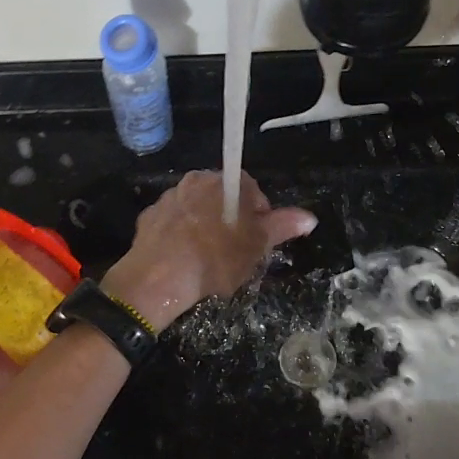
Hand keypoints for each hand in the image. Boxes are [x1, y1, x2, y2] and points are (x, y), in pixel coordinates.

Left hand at [101, 171, 316, 329]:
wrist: (159, 279)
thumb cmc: (215, 259)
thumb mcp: (256, 246)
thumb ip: (282, 227)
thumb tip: (309, 217)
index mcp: (226, 182)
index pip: (253, 190)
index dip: (260, 216)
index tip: (258, 241)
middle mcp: (197, 180)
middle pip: (224, 197)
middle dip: (232, 220)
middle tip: (237, 251)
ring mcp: (170, 197)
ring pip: (197, 209)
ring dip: (206, 227)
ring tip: (209, 259)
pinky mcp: (150, 216)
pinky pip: (174, 222)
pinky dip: (181, 235)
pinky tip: (184, 259)